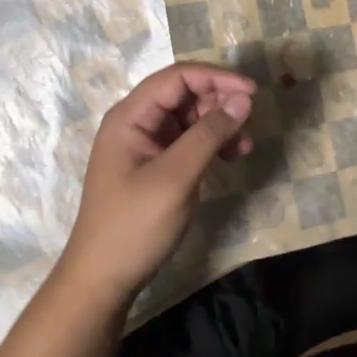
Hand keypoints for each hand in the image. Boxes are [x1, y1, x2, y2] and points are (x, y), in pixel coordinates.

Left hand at [57, 64, 255, 305]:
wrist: (104, 279)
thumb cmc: (134, 225)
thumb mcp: (175, 178)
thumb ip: (208, 134)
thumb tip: (243, 99)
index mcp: (130, 117)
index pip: (177, 77)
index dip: (216, 77)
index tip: (253, 92)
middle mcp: (136, 123)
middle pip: (185, 93)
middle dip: (220, 102)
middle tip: (249, 123)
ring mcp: (146, 144)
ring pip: (191, 117)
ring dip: (220, 124)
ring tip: (244, 147)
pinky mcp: (157, 165)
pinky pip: (190, 140)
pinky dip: (212, 144)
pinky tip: (231, 158)